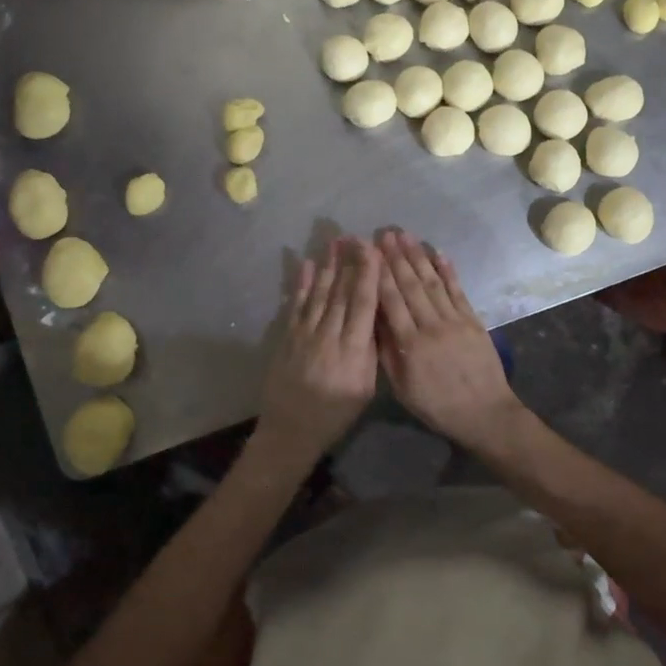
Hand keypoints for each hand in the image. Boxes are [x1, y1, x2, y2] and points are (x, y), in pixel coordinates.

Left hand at [253, 237, 381, 457]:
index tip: (374, 251)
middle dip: (350, 262)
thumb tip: (378, 319)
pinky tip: (307, 264)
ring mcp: (305, 334)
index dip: (369, 275)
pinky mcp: (288, 336)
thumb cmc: (335, 413)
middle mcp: (329, 336)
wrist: (292, 429)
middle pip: (342, 292)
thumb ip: (371, 353)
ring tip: (334, 241)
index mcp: (353, 351)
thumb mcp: (365, 389)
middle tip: (357, 236)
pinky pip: (296, 304)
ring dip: (328, 265)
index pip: (364, 305)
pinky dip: (302, 284)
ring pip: (320, 293)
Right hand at [374, 230, 521, 447]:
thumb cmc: (437, 406)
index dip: (378, 274)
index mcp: (409, 345)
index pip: (389, 301)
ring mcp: (455, 321)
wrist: (485, 414)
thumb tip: (373, 320)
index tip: (367, 253)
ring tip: (405, 235)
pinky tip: (438, 253)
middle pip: (410, 285)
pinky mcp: (473, 321)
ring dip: (418, 257)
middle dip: (396, 257)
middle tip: (384, 234)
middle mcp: (431, 326)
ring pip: (432, 282)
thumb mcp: (402, 388)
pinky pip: (458, 291)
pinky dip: (448, 271)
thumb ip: (387, 353)